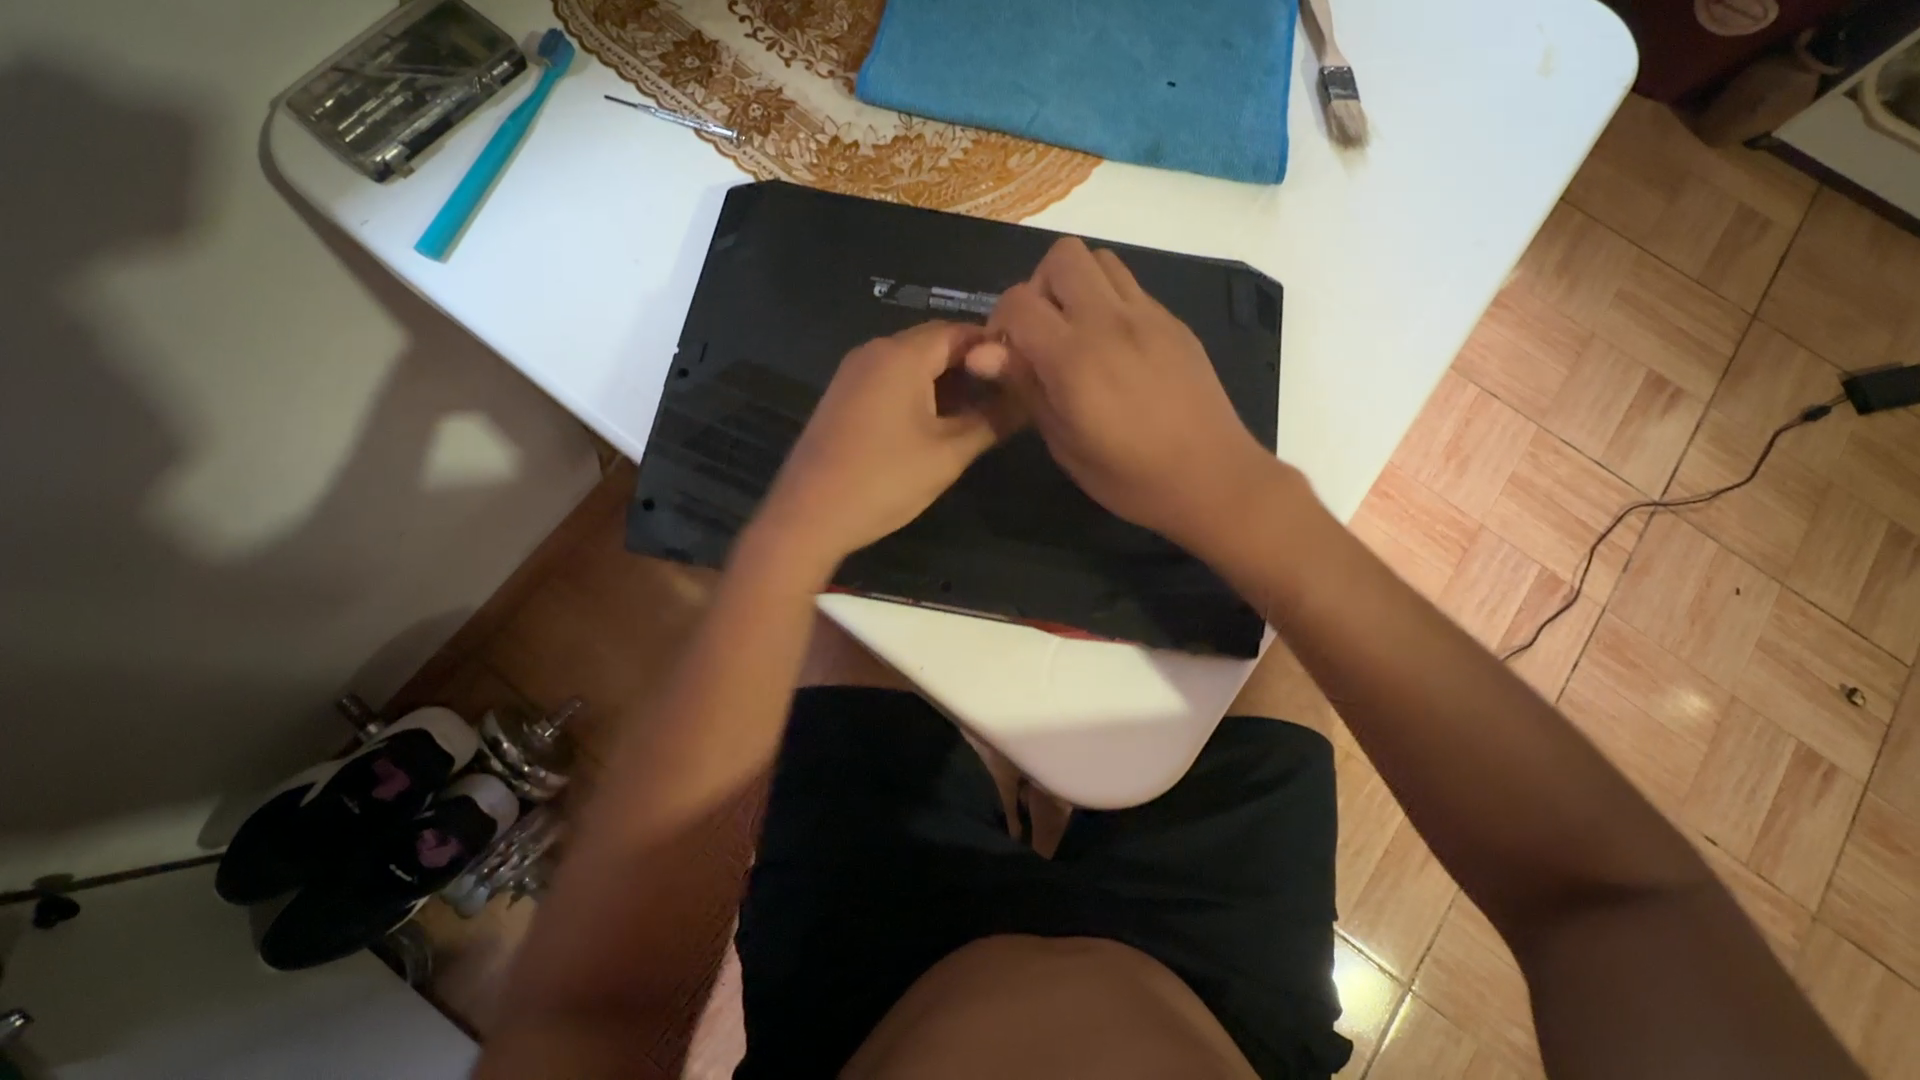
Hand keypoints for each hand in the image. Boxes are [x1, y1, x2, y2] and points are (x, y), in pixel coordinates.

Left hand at [752, 322, 1017, 569]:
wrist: (808, 516)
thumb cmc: (884, 481)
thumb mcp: (948, 454)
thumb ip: (992, 421)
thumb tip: (1029, 401)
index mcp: (902, 354)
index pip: (961, 331)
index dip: (997, 349)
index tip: (1024, 376)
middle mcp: (875, 351)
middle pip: (935, 343)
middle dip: (973, 366)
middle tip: (1007, 398)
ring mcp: (853, 373)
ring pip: (912, 363)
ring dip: (947, 382)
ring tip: (980, 415)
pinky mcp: (843, 397)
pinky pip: (890, 381)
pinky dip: (919, 394)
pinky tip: (938, 426)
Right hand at [970, 237, 1281, 553]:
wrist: (1212, 478)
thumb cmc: (1129, 477)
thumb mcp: (1064, 443)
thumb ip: (1026, 386)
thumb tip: (981, 353)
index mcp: (1074, 358)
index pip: (1018, 301)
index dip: (1000, 324)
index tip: (1006, 357)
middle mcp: (1109, 321)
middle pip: (1061, 256)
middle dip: (1039, 287)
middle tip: (1042, 334)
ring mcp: (1147, 316)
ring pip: (1100, 260)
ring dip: (1077, 285)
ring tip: (1077, 332)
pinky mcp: (1173, 322)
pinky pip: (1131, 287)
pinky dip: (1109, 302)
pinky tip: (1115, 349)